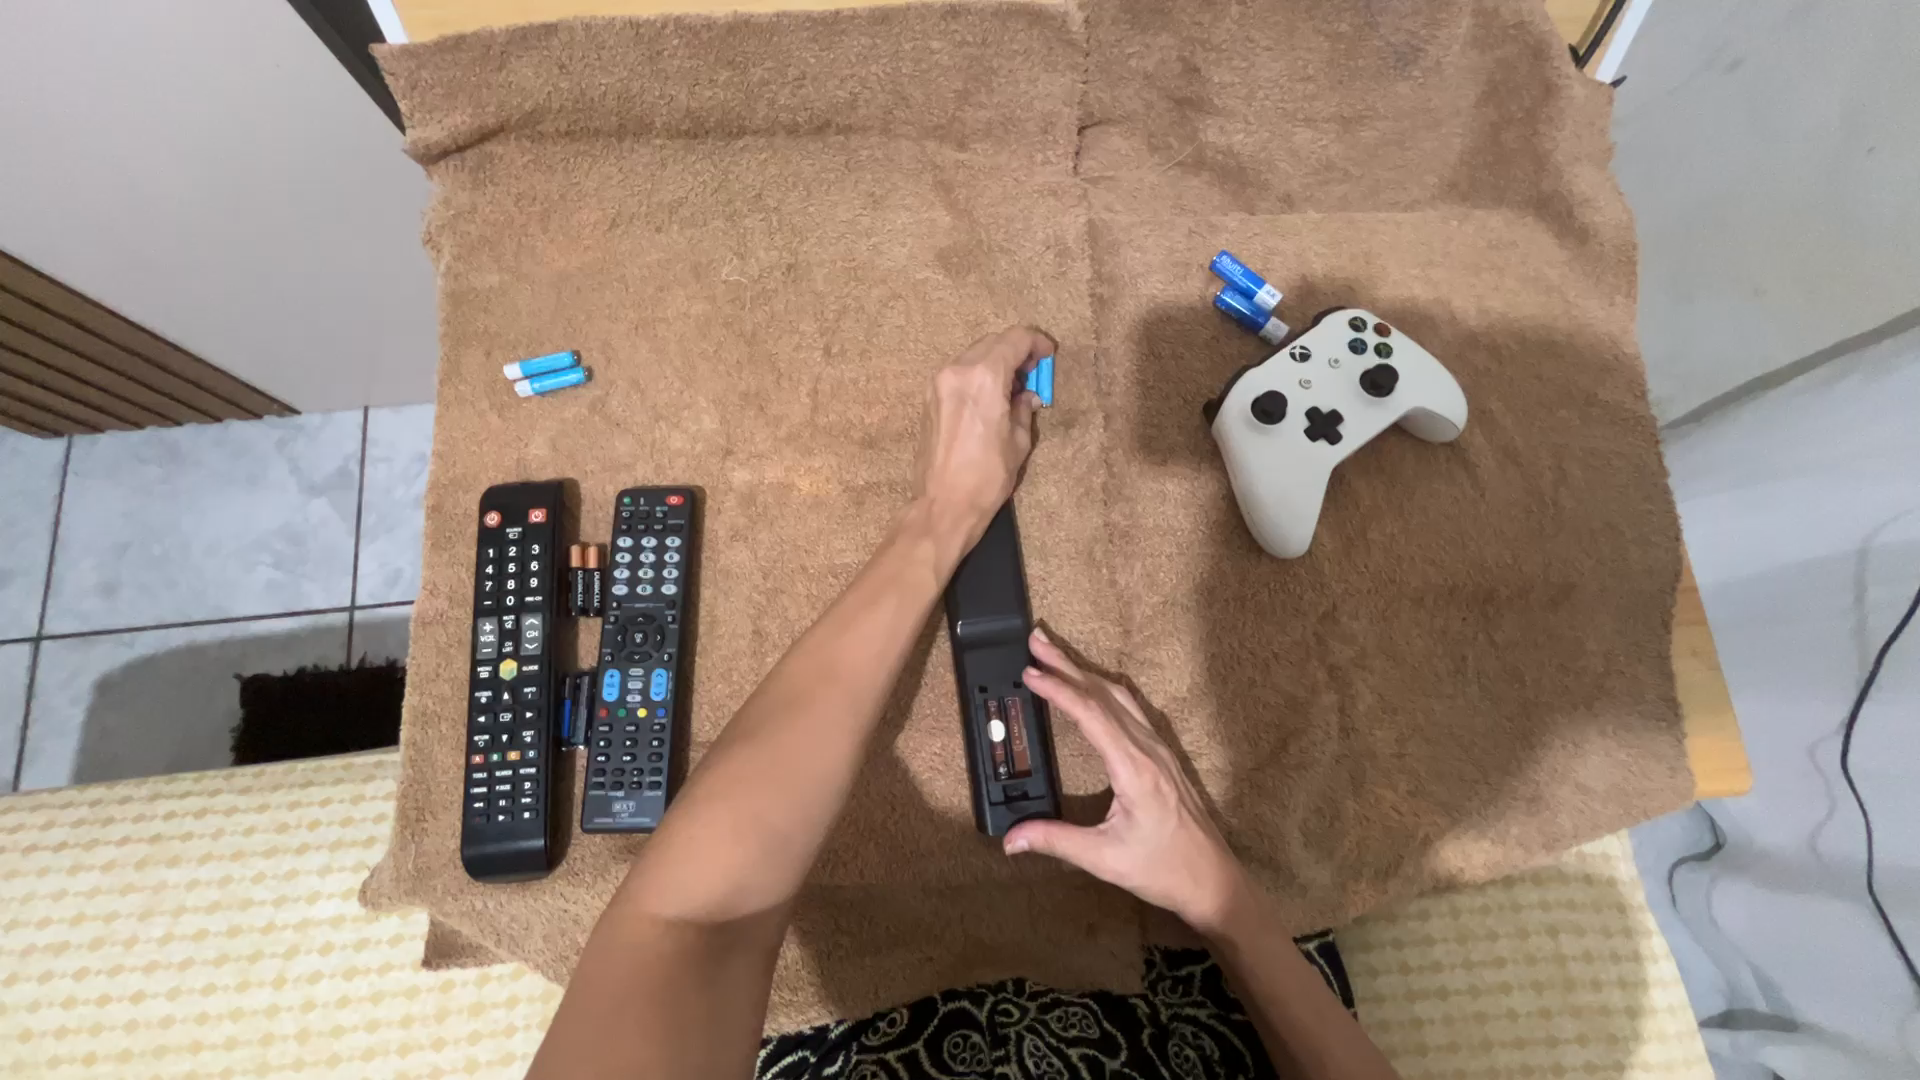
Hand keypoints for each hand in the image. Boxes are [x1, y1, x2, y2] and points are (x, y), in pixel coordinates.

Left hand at [912, 326, 1050, 544]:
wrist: (944, 504)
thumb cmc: (985, 478)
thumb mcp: (1018, 442)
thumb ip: (1024, 409)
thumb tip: (1027, 396)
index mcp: (983, 378)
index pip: (1014, 339)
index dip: (1036, 343)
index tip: (1048, 355)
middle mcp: (957, 372)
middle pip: (992, 343)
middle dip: (1016, 352)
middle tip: (1033, 374)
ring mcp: (938, 384)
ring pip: (974, 355)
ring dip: (996, 363)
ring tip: (1012, 389)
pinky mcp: (929, 399)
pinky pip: (958, 373)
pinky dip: (977, 375)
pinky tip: (989, 398)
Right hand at [1004, 627, 1252, 934]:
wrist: (1214, 880)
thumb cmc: (1163, 869)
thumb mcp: (1105, 859)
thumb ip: (1056, 840)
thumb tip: (1010, 839)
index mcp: (1133, 767)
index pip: (1090, 713)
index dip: (1058, 689)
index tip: (1029, 672)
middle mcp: (1147, 748)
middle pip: (1102, 693)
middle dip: (1066, 664)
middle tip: (1035, 640)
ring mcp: (1158, 747)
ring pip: (1117, 696)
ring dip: (1084, 671)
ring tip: (1055, 654)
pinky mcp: (1161, 753)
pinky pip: (1130, 708)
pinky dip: (1102, 688)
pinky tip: (1092, 684)